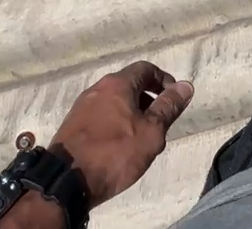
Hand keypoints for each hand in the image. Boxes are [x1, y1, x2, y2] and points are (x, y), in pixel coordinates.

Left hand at [3, 63, 193, 227]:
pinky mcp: (71, 125)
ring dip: (130, 112)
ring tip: (139, 136)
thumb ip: (169, 107)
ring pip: (114, 101)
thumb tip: (186, 85)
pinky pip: (100, 115)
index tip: (173, 98)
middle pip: (129, 84)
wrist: (64, 182)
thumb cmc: (114, 153)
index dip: (164, 80)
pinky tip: (117, 145)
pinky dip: (113, 122)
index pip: (147, 69)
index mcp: (118, 83)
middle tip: (159, 121)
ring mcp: (81, 106)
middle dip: (148, 99)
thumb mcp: (151, 132)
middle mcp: (98, 88)